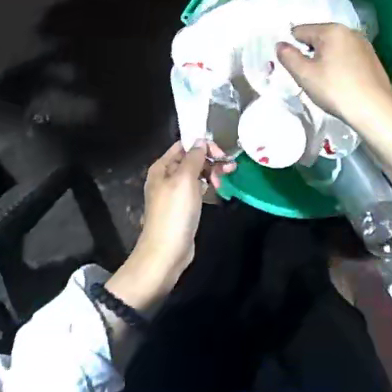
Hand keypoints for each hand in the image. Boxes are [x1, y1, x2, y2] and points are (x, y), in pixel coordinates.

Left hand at [112, 141, 233, 312]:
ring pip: (196, 175)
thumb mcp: (184, 179)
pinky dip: (207, 187)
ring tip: (225, 180)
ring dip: (211, 173)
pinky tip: (218, 190)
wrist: (167, 251)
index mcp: (162, 167)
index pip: (183, 146)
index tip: (221, 153)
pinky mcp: (183, 207)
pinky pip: (196, 190)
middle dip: (210, 160)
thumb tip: (200, 140)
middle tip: (229, 168)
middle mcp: (166, 177)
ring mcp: (174, 193)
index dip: (202, 145)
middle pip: (191, 160)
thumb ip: (193, 157)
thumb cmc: (174, 212)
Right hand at [276, 23, 391, 136]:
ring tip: (325, 82)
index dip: (292, 48)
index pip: (299, 31)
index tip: (294, 68)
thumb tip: (280, 44)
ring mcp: (363, 45)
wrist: (376, 111)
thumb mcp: (305, 74)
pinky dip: (340, 66)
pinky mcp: (372, 59)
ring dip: (325, 60)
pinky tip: (341, 84)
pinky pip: (347, 57)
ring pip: (333, 48)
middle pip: (318, 38)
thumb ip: (288, 56)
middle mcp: (349, 31)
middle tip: (309, 77)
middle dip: (309, 54)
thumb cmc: (336, 90)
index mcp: (331, 30)